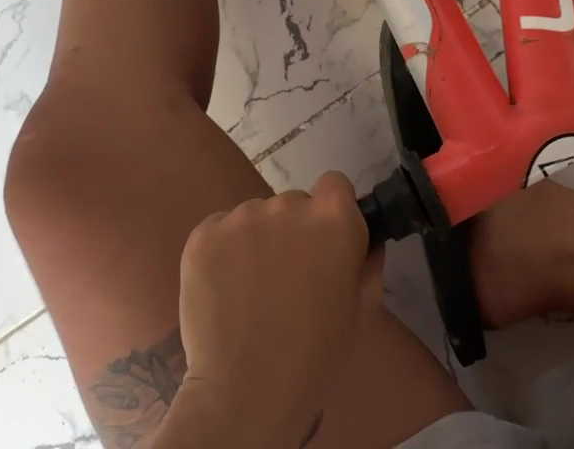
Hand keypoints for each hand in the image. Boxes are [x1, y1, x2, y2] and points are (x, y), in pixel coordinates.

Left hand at [174, 172, 380, 443]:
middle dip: (293, 231)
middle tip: (288, 277)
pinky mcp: (204, 233)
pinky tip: (225, 289)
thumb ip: (369, 261)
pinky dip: (223, 251)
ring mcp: (242, 216)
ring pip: (255, 216)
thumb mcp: (363, 309)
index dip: (332, 208)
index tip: (324, 240)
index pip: (335, 184)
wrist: (246, 388)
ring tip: (252, 290)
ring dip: (257, 241)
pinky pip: (220, 229)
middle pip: (293, 203)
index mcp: (334, 219)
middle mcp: (289, 205)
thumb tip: (365, 237)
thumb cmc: (316, 353)